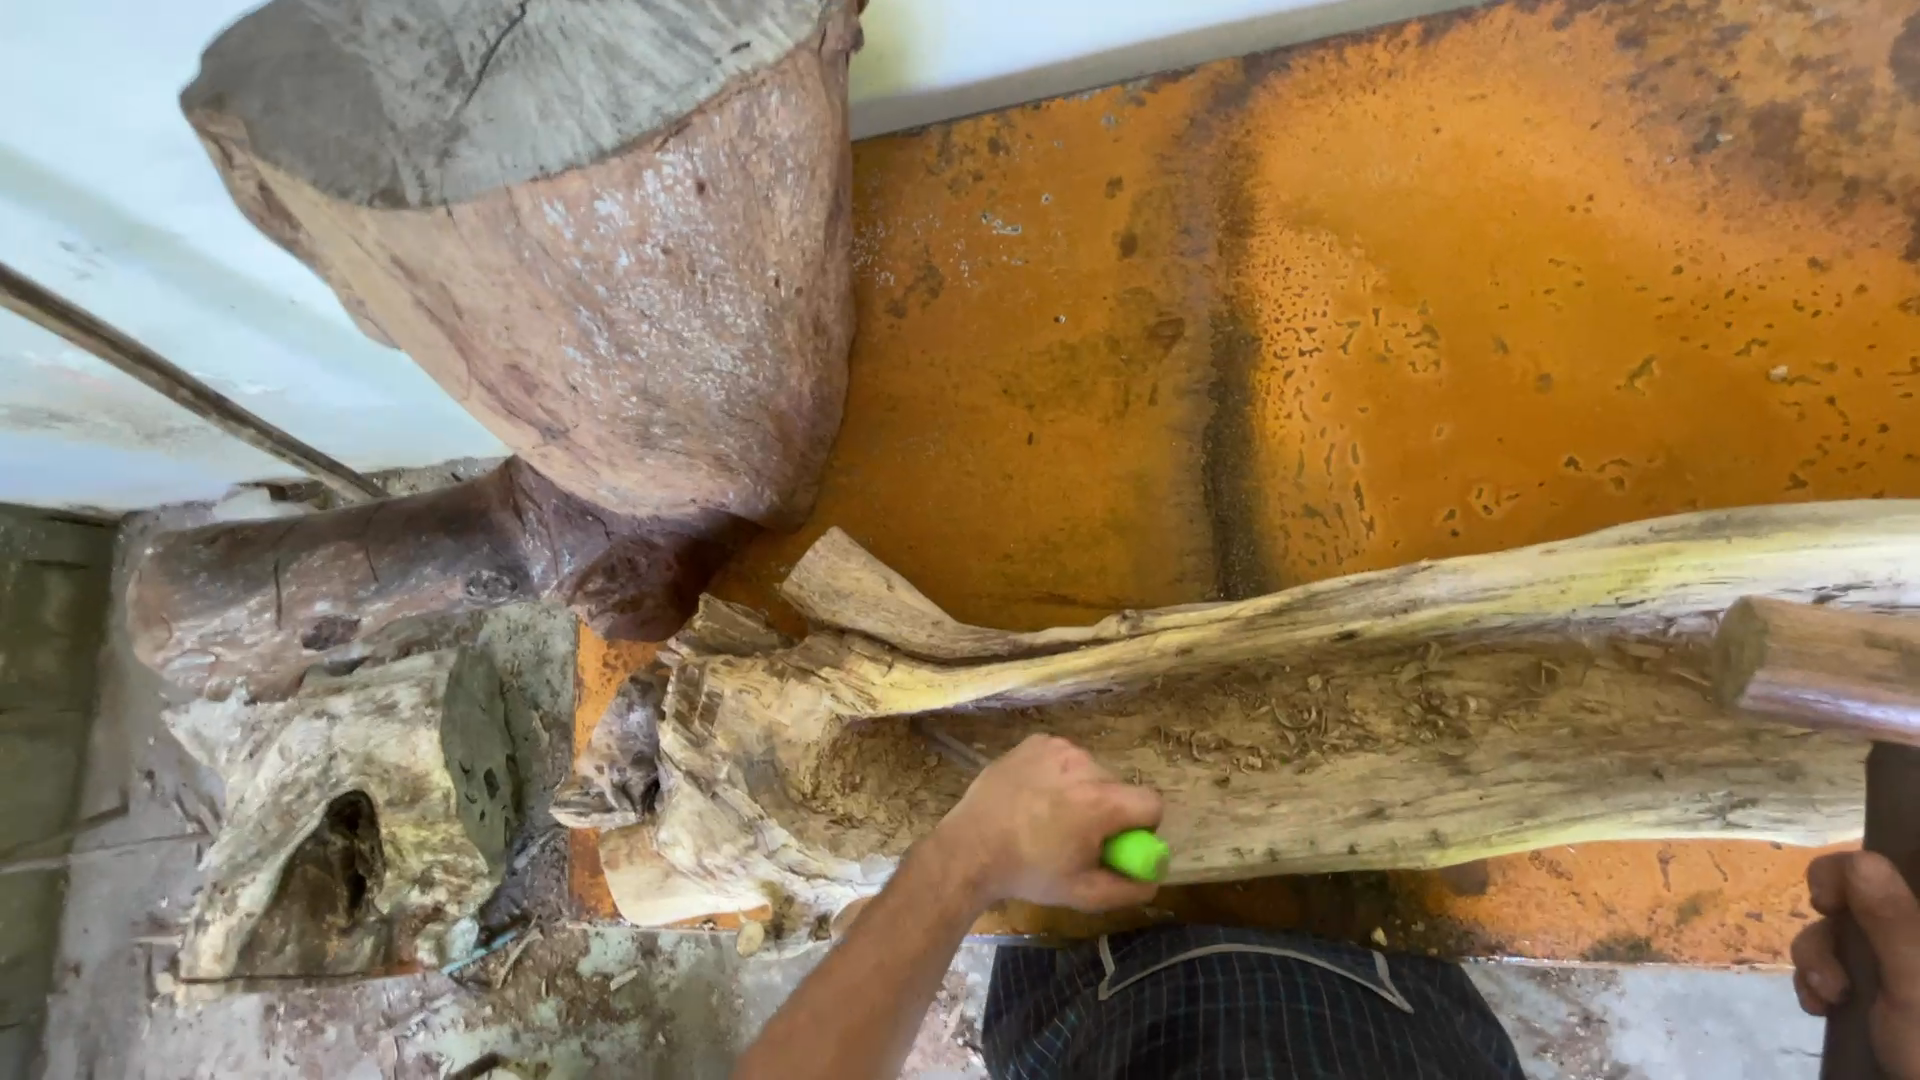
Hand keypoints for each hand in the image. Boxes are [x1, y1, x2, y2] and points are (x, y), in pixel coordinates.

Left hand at [929, 735, 1162, 912]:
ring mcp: (1057, 748)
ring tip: (1049, 814)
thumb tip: (1154, 878)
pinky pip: (1064, 757)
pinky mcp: (1036, 741)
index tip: (1117, 841)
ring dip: (1082, 790)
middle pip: (1118, 787)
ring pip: (1091, 770)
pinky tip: (1035, 794)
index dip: (1142, 826)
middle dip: (1108, 810)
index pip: (1151, 802)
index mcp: (1100, 802)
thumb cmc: (1029, 872)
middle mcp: (1083, 765)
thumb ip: (1129, 888)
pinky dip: (1058, 774)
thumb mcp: (1084, 894)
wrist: (971, 846)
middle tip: (1077, 834)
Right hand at [1791, 851, 1919, 1077]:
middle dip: (1826, 935)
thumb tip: (1861, 857)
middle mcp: (1917, 940)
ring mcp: (1906, 966)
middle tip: (1828, 969)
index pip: (1894, 869)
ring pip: (1843, 935)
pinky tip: (1820, 1005)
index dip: (1849, 874)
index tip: (1826, 903)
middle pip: (1858, 905)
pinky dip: (1819, 979)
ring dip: (1817, 961)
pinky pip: (1840, 963)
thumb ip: (1892, 921)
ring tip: (1824, 998)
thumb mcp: (1915, 987)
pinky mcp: (1890, 991)